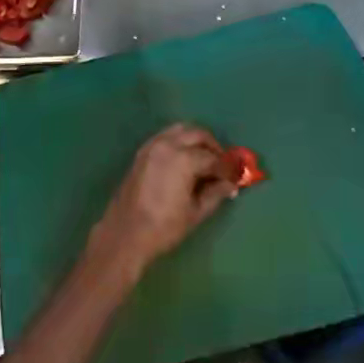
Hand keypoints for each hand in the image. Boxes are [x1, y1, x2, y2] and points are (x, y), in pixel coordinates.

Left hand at [86, 124, 236, 278]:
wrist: (126, 232)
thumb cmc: (164, 226)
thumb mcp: (195, 212)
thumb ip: (215, 193)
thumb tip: (232, 184)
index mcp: (184, 159)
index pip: (213, 158)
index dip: (228, 168)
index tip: (237, 175)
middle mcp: (168, 144)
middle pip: (198, 134)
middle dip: (214, 147)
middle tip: (223, 165)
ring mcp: (153, 145)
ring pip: (181, 130)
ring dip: (197, 140)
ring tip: (205, 160)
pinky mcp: (143, 150)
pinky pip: (166, 135)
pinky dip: (180, 140)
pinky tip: (185, 159)